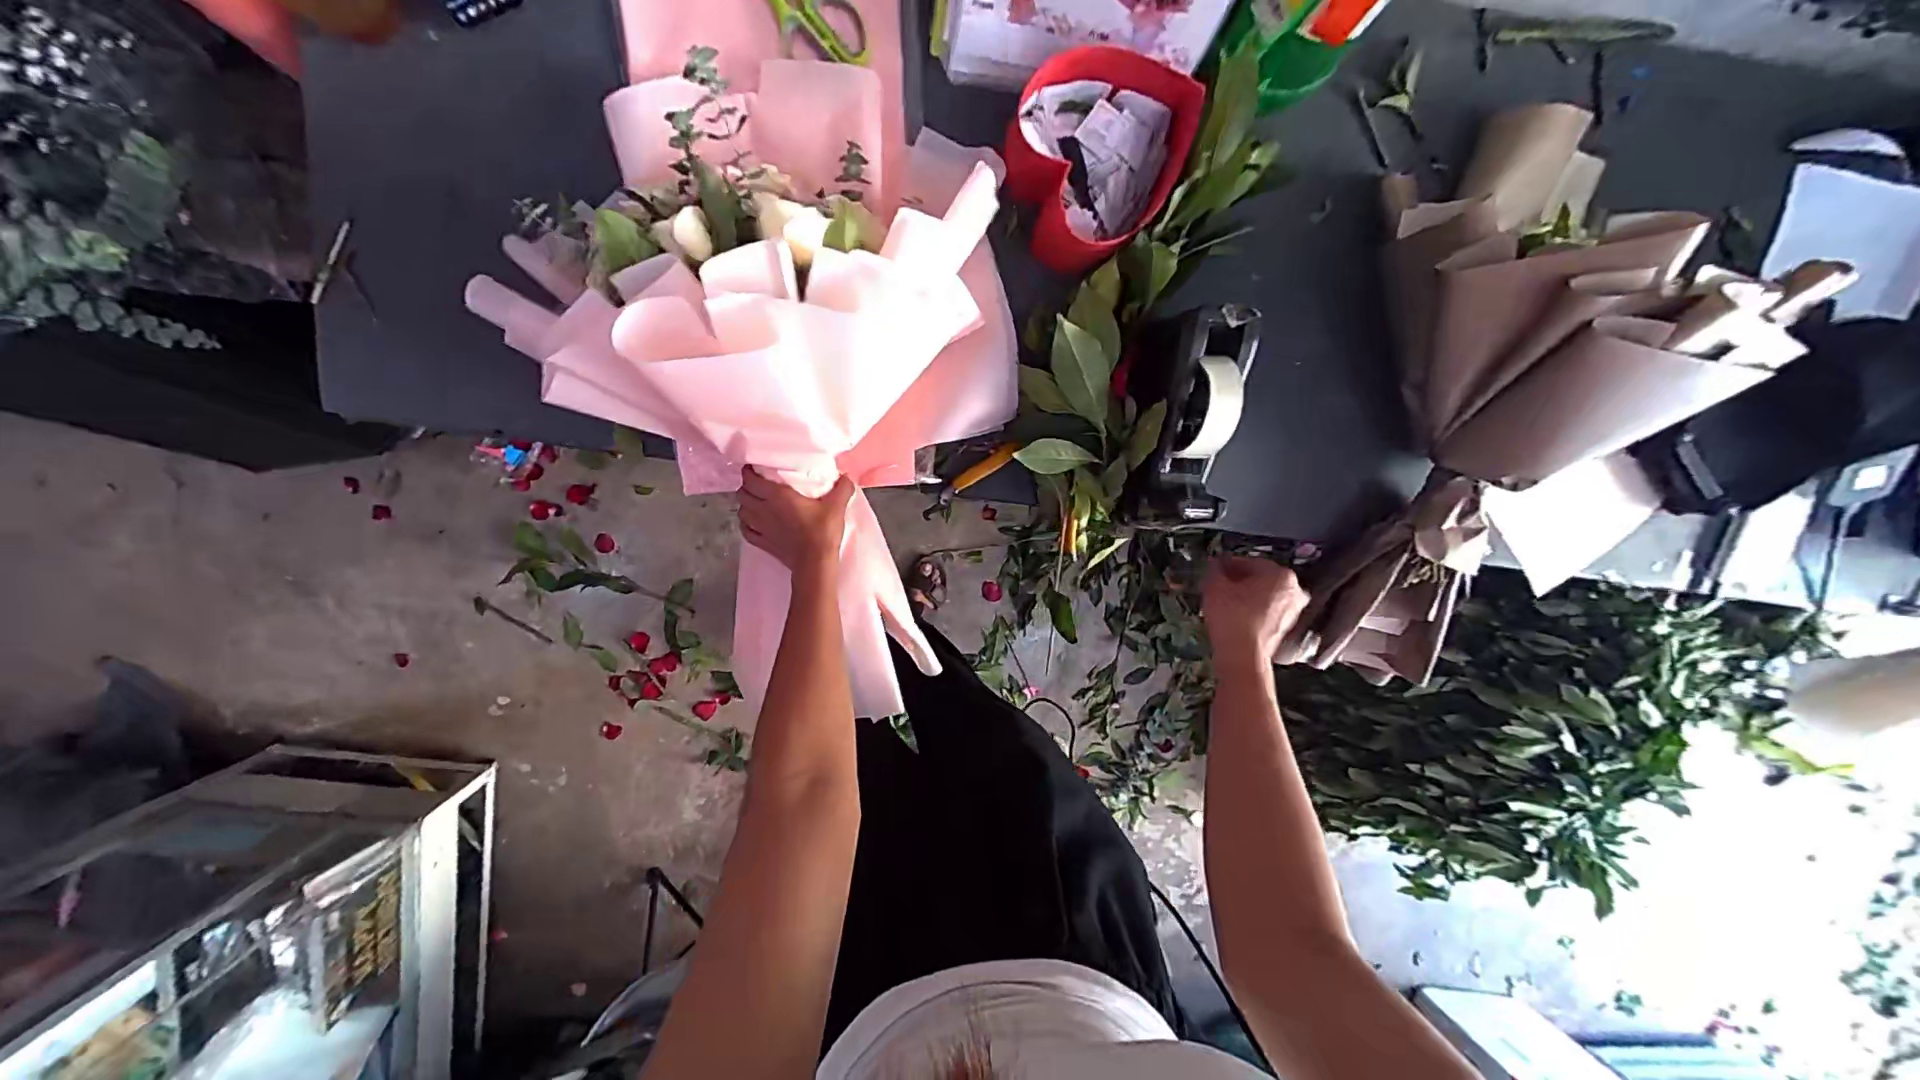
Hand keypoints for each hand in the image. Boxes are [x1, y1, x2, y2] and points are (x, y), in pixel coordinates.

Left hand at [738, 467, 854, 574]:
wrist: (815, 563)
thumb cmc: (822, 532)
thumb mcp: (836, 506)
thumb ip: (842, 488)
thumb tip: (847, 476)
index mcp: (778, 496)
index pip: (751, 479)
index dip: (749, 471)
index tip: (755, 467)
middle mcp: (764, 509)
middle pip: (742, 493)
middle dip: (747, 486)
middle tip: (758, 484)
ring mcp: (760, 527)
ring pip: (742, 510)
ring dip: (746, 504)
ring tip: (757, 502)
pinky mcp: (762, 542)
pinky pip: (746, 530)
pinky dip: (747, 524)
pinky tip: (754, 523)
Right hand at [1201, 555, 1308, 667]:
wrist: (1242, 656)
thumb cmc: (1232, 617)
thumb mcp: (1214, 586)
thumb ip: (1215, 569)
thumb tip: (1215, 565)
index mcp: (1281, 574)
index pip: (1249, 561)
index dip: (1228, 565)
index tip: (1215, 569)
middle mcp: (1294, 590)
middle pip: (1260, 578)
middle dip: (1239, 581)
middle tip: (1218, 585)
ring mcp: (1293, 611)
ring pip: (1264, 596)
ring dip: (1246, 596)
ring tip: (1224, 602)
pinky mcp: (1286, 629)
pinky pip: (1266, 612)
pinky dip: (1252, 612)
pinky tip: (1234, 616)